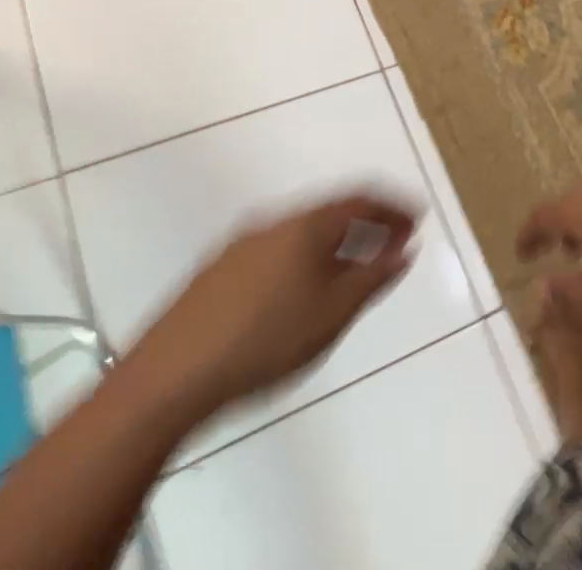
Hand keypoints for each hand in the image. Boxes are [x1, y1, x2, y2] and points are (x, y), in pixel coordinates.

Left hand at [128, 194, 416, 410]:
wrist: (164, 383)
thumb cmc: (264, 343)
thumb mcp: (335, 314)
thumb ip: (374, 277)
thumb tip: (403, 250)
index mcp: (303, 226)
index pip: (360, 199)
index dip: (393, 208)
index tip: (417, 223)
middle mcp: (270, 225)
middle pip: (329, 212)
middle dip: (366, 226)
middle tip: (390, 250)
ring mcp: (236, 249)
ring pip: (300, 233)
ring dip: (335, 245)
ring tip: (352, 276)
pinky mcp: (213, 275)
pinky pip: (276, 251)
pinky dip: (305, 259)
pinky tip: (303, 295)